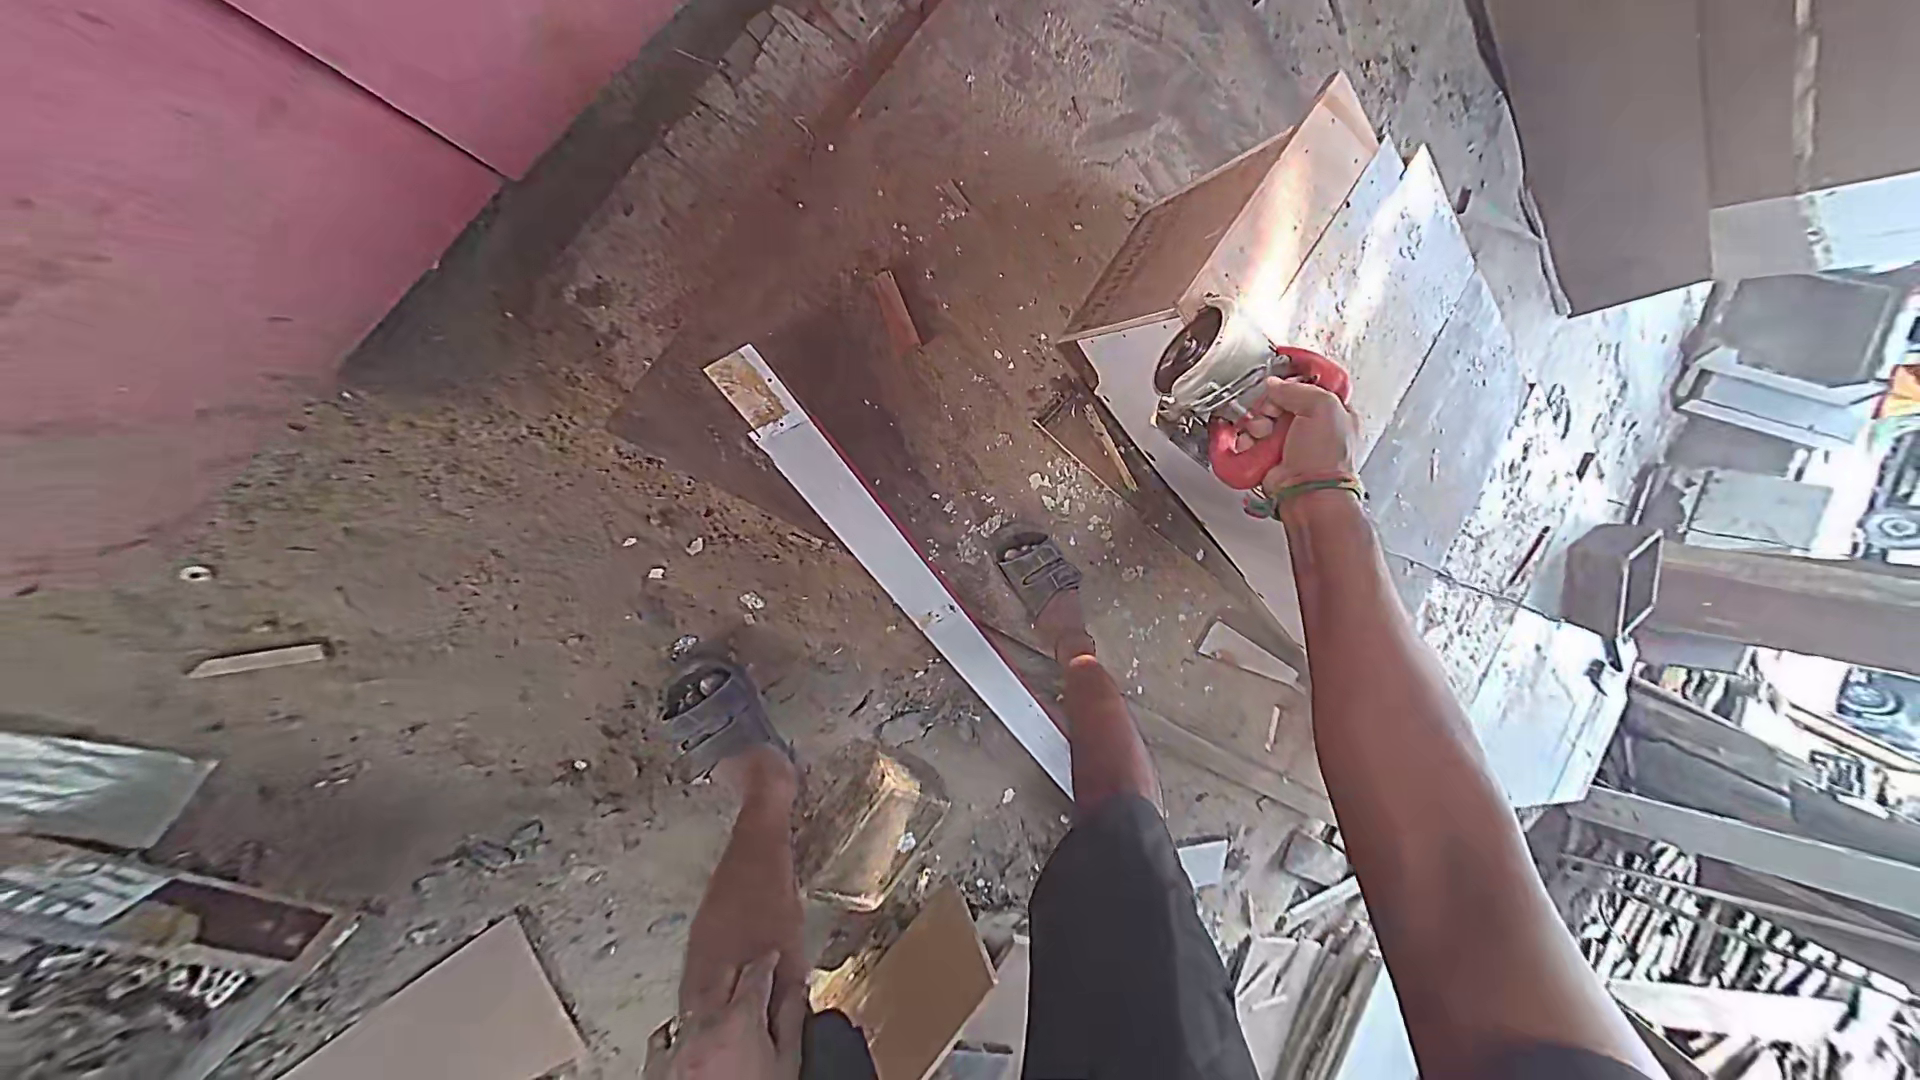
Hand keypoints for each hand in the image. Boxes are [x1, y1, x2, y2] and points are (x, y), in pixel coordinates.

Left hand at [665, 951, 804, 1079]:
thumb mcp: (786, 1065)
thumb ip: (791, 1019)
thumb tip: (797, 988)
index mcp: (741, 1018)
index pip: (757, 973)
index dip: (767, 962)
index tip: (773, 958)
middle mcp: (705, 1023)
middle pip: (722, 979)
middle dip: (738, 974)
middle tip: (750, 977)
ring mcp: (676, 1047)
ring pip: (693, 1005)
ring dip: (710, 1000)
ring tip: (721, 1008)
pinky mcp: (655, 1072)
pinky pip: (663, 1037)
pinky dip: (676, 1030)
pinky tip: (684, 1036)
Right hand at [1235, 376, 1359, 491]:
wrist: (1306, 492)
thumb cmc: (1325, 456)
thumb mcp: (1323, 408)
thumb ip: (1298, 389)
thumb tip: (1274, 385)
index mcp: (1331, 411)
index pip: (1308, 386)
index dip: (1292, 382)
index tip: (1281, 382)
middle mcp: (1309, 426)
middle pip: (1278, 402)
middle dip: (1269, 406)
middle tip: (1271, 413)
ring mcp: (1288, 442)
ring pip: (1261, 421)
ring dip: (1256, 425)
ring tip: (1262, 433)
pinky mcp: (1268, 457)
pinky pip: (1249, 441)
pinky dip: (1246, 442)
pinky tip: (1252, 444)